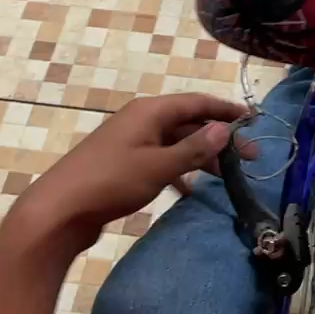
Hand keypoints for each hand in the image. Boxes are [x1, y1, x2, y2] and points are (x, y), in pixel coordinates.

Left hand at [7, 93, 253, 255]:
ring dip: (202, 156)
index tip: (253, 119)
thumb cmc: (111, 182)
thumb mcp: (158, 165)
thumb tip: (226, 129)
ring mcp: (132, 142)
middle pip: (189, 123)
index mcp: (150, 112)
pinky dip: (180, 171)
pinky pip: (162, 160)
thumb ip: (194, 148)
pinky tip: (193, 190)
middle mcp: (142, 120)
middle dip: (220, 138)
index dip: (226, 110)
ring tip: (229, 175)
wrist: (60, 210)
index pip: (197, 103)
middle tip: (251, 158)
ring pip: (177, 143)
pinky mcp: (125, 164)